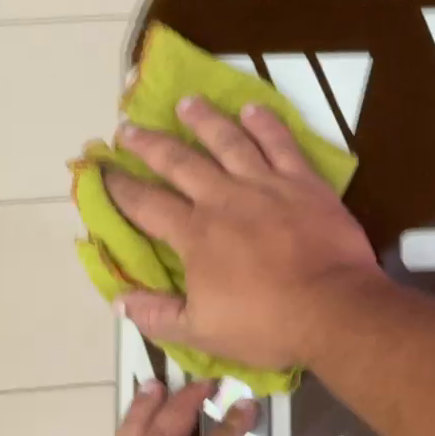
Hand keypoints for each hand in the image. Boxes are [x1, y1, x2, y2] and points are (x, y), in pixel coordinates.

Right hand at [104, 96, 381, 370]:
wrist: (334, 309)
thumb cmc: (268, 326)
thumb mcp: (203, 333)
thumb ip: (159, 315)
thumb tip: (119, 301)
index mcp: (196, 235)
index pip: (146, 204)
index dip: (119, 186)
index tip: (100, 169)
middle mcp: (225, 200)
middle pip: (180, 162)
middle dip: (150, 144)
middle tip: (129, 127)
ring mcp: (267, 186)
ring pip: (229, 141)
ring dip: (205, 119)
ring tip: (187, 103)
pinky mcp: (305, 183)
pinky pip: (281, 143)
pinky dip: (265, 123)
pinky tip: (253, 108)